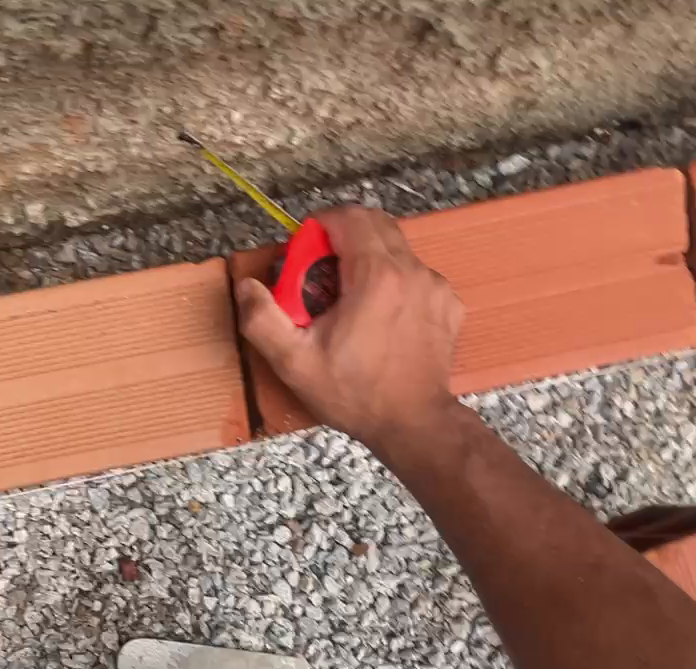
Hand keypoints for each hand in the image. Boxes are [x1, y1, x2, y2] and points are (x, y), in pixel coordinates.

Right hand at [236, 205, 464, 448]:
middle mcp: (412, 270)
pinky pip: (415, 277)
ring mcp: (435, 286)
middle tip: (318, 276)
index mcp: (375, 275)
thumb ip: (262, 319)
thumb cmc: (353, 394)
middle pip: (375, 224)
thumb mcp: (293, 362)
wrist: (412, 423)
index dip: (318, 229)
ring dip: (366, 264)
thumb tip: (247, 287)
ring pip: (395, 251)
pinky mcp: (448, 305)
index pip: (348, 218)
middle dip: (341, 240)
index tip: (302, 257)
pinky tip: (378, 322)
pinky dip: (392, 286)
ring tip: (347, 306)